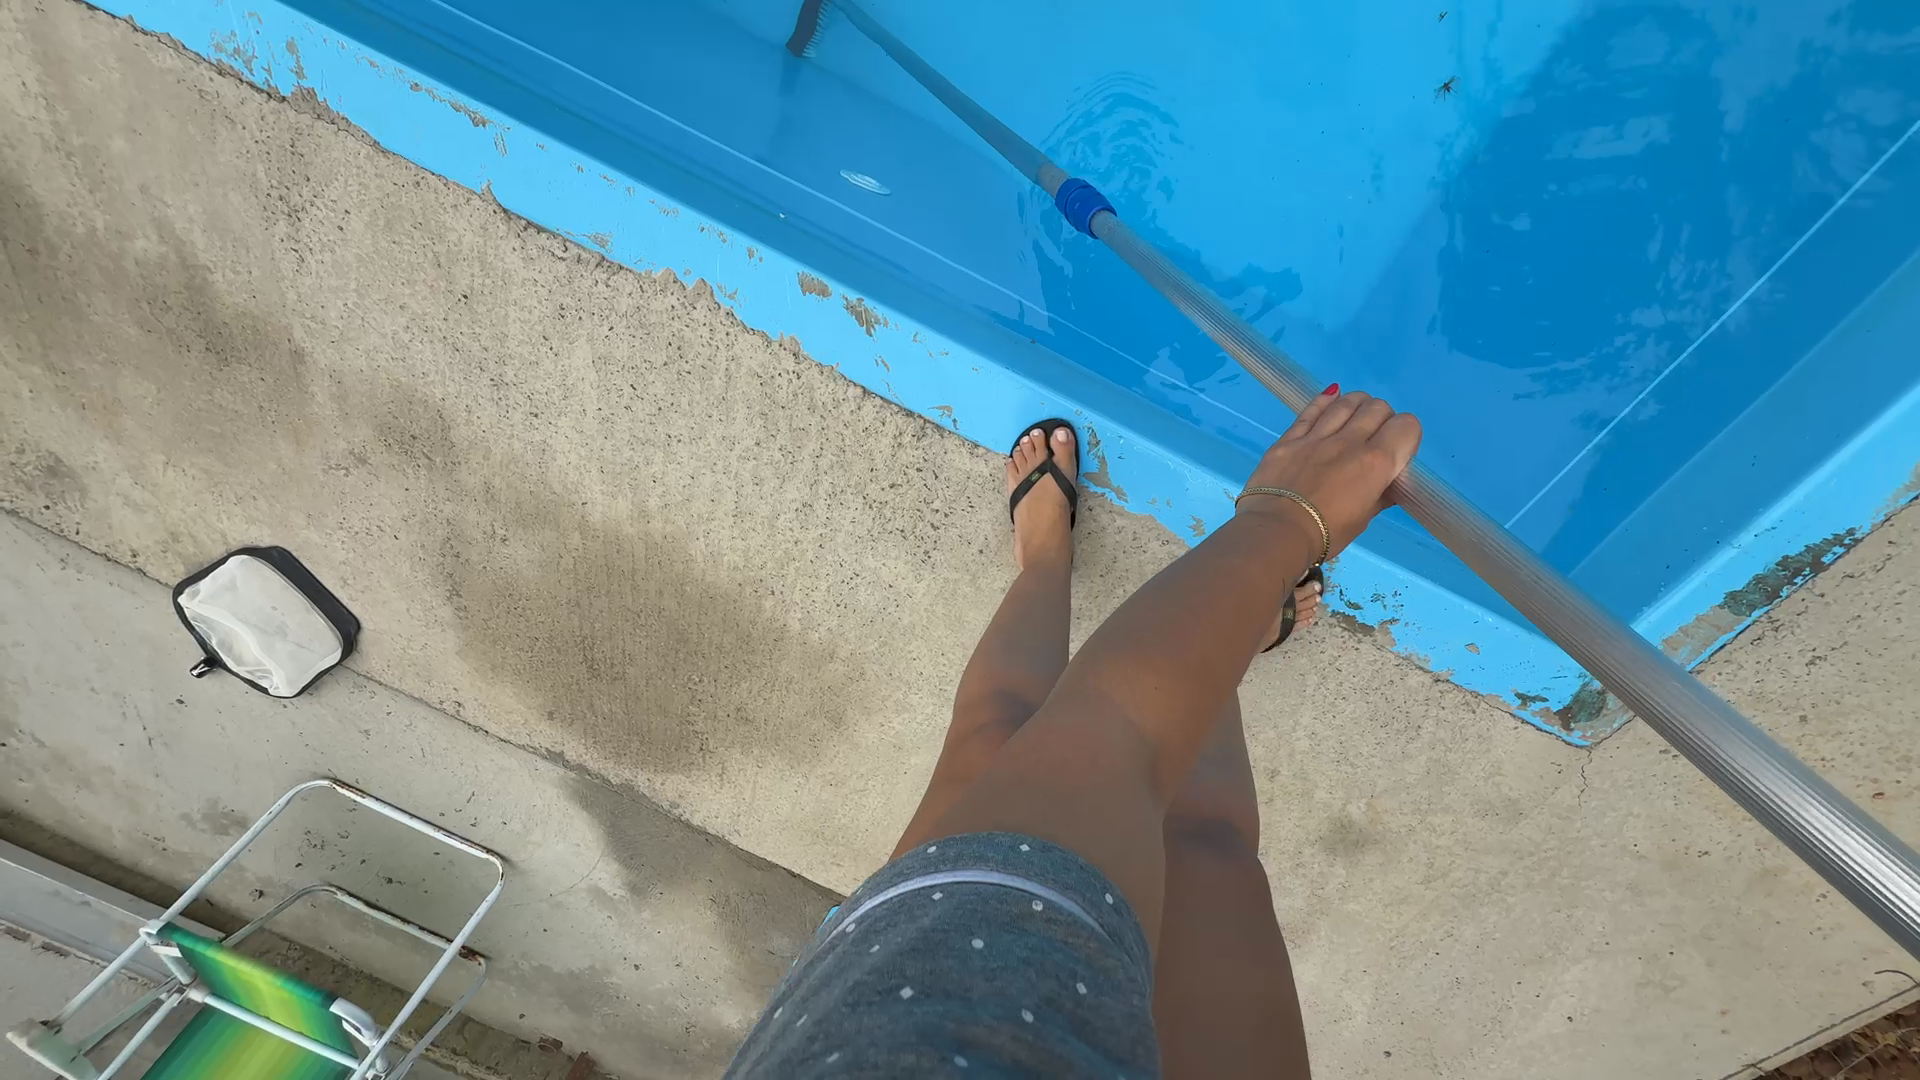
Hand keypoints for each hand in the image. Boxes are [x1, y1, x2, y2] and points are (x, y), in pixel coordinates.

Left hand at [1239, 386, 1421, 555]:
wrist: (1274, 532)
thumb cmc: (1325, 534)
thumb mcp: (1363, 519)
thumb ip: (1379, 495)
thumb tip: (1388, 485)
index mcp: (1377, 462)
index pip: (1407, 425)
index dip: (1406, 434)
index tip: (1397, 448)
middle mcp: (1350, 442)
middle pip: (1376, 407)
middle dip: (1381, 417)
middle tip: (1372, 436)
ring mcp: (1315, 437)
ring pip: (1345, 402)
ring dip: (1356, 405)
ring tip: (1354, 416)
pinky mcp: (1287, 440)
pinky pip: (1310, 411)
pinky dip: (1324, 401)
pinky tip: (1330, 397)